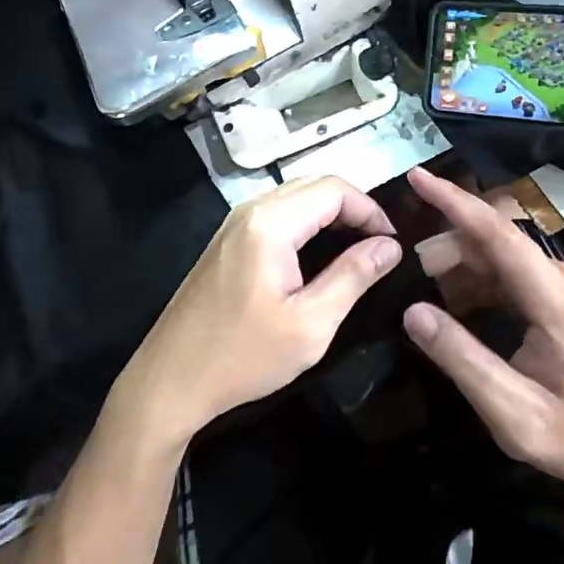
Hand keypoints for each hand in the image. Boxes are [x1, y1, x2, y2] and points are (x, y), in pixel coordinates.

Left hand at [111, 176, 400, 442]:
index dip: (370, 209)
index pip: (333, 189)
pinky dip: (306, 223)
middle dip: (353, 208)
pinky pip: (277, 213)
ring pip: (295, 197)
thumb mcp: (309, 325)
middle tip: (379, 246)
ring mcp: (234, 222)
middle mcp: (250, 210)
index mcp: (270, 223)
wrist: (171, 378)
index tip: (392, 244)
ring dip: (330, 214)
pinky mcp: (228, 238)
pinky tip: (320, 254)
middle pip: (314, 185)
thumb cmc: (242, 356)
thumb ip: (352, 277)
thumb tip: (389, 246)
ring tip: (357, 249)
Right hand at [401, 168, 563, 494]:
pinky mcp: (551, 295)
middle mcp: (557, 279)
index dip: (454, 202)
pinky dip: (471, 277)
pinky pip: (502, 269)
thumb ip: (462, 361)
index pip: (498, 234)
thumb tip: (412, 312)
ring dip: (456, 263)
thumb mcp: (515, 414)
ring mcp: (557, 285)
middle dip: (446, 244)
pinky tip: (453, 304)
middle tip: (411, 270)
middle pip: (491, 238)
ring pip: (494, 251)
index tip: (417, 177)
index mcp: (554, 300)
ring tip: (427, 288)